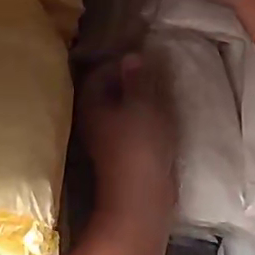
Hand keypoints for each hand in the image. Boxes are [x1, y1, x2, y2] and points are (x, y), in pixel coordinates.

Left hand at [79, 52, 176, 224]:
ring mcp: (105, 140)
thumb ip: (139, 78)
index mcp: (90, 104)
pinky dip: (144, 120)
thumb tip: (131, 56)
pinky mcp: (121, 155)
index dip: (120, 63)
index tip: (145, 60)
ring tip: (163, 95)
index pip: (99, 72)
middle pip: (109, 91)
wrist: (142, 198)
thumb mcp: (144, 103)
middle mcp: (92, 120)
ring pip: (120, 110)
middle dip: (131, 81)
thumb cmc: (140, 145)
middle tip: (157, 75)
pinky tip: (163, 121)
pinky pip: (130, 128)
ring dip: (139, 101)